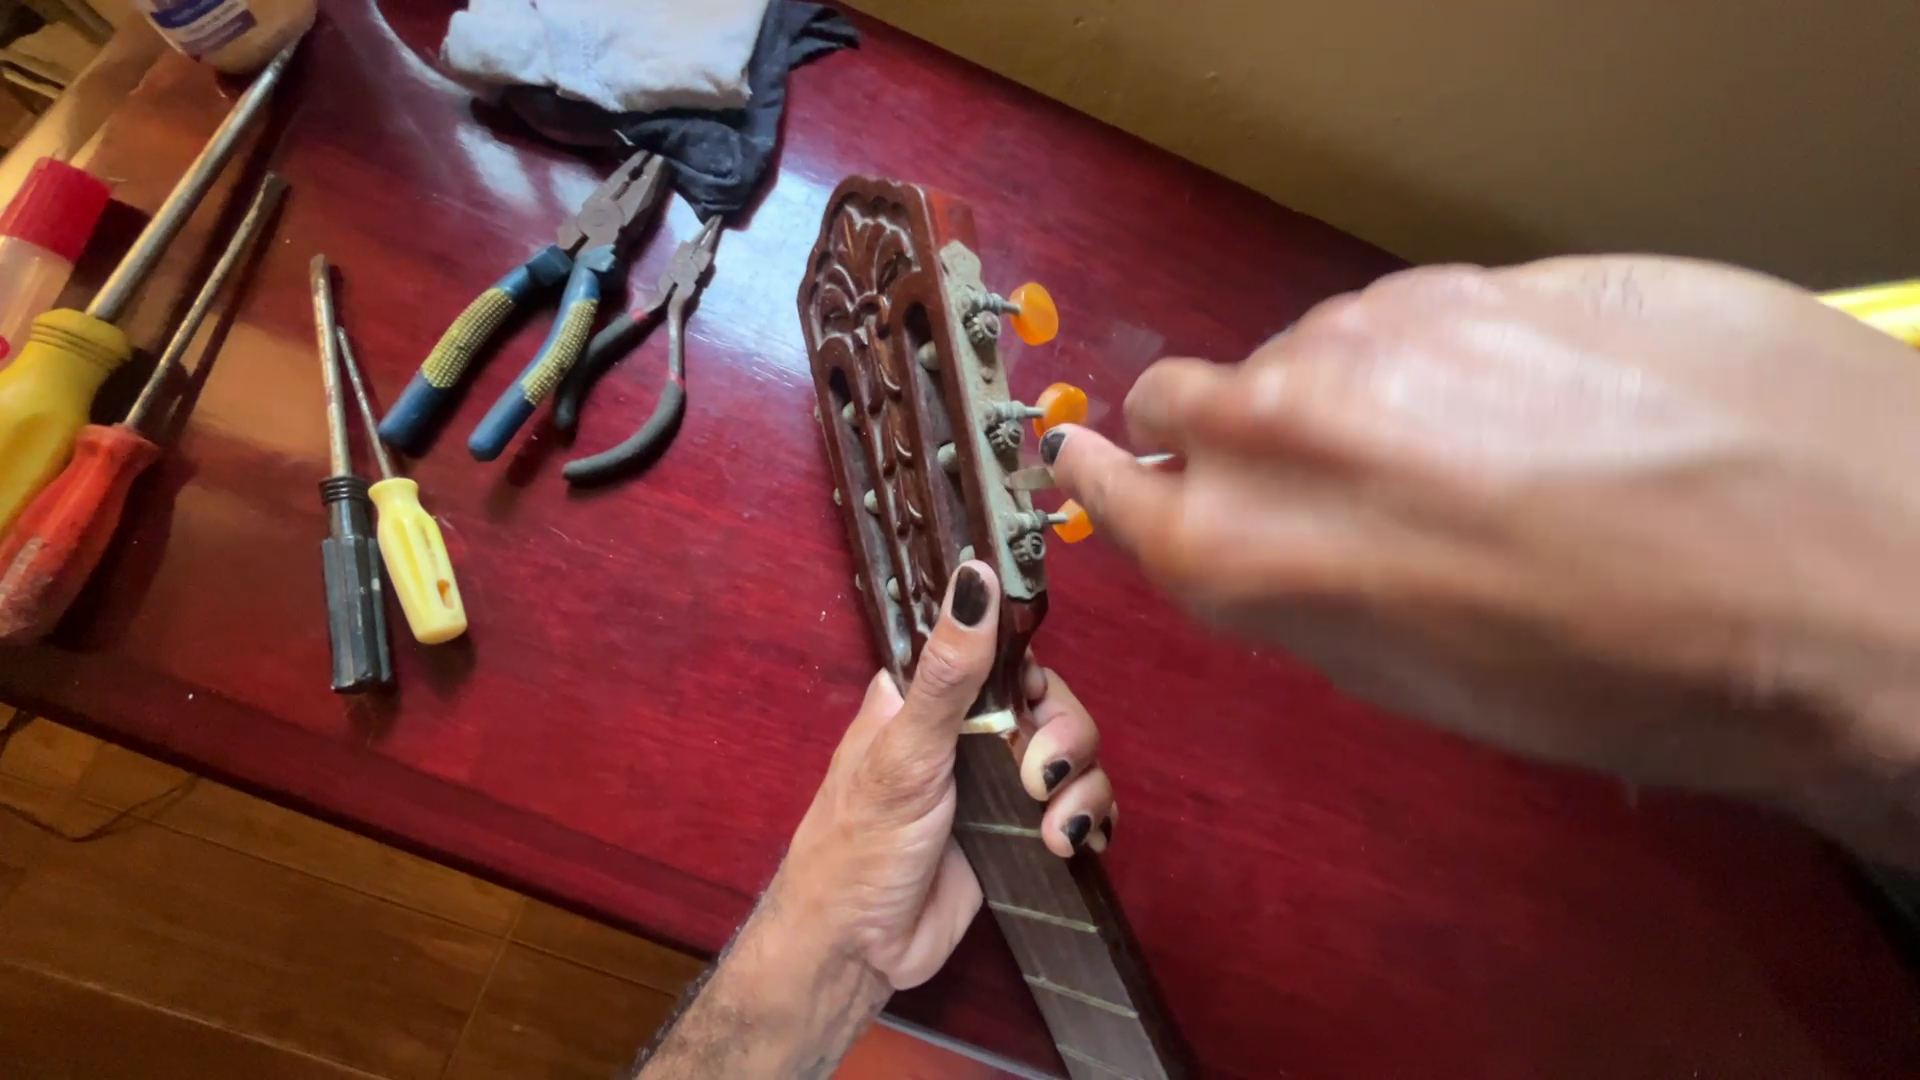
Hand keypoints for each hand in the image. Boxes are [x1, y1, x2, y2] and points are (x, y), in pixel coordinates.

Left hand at [772, 560, 1114, 990]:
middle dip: (1065, 738)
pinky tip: (1074, 843)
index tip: (1035, 696)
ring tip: (1055, 830)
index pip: (1000, 650)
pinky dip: (1089, 817)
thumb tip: (978, 577)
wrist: (861, 949)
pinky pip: (1079, 802)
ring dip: (1081, 787)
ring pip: (1074, 752)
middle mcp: (969, 728)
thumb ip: (949, 671)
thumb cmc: (864, 840)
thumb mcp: (907, 751)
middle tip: (1040, 778)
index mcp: (931, 695)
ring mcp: (999, 778)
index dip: (1031, 666)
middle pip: (1051, 701)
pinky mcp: (1022, 825)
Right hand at [1051, 256, 1919, 860]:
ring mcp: (1365, 333)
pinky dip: (1418, 357)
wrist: (1859, 581)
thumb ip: (1269, 581)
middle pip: (1169, 393)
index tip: (1094, 464)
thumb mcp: (1386, 669)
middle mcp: (1271, 426)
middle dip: (1202, 428)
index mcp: (1236, 546)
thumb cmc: (1588, 676)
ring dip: (1327, 395)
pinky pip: (1393, 319)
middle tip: (1291, 468)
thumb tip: (1221, 519)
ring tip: (1447, 446)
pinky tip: (1518, 396)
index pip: (1099, 477)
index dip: (1095, 472)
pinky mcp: (1468, 274)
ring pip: (1289, 352)